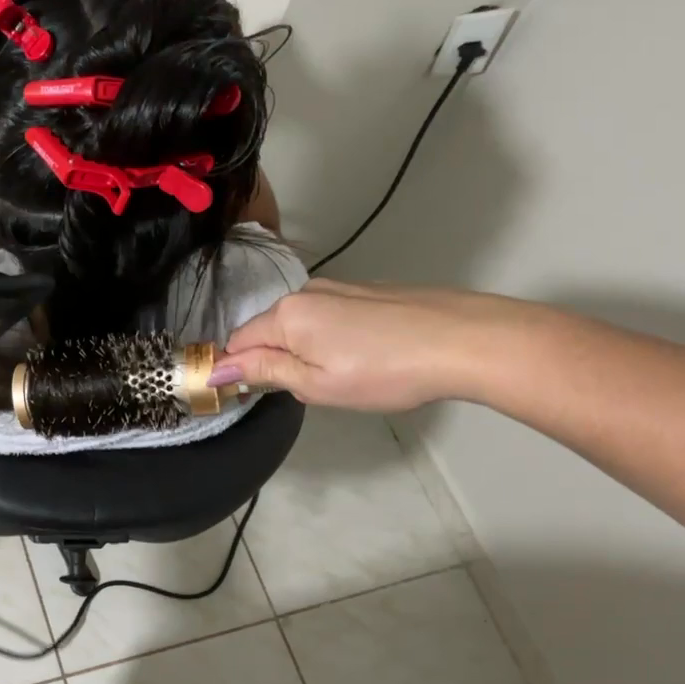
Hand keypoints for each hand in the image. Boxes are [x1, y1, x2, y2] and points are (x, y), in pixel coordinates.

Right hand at [212, 280, 537, 411]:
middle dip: (277, 359)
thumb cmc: (385, 372)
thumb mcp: (317, 384)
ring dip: (307, 350)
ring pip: (302, 324)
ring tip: (347, 376)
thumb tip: (217, 369)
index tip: (251, 395)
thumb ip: (264, 371)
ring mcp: (341, 288)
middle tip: (314, 390)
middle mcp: (307, 292)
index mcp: (287, 314)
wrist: (467, 341)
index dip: (237, 370)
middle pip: (269, 330)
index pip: (237, 342)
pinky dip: (335, 338)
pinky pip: (331, 317)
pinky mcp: (369, 291)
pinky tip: (368, 357)